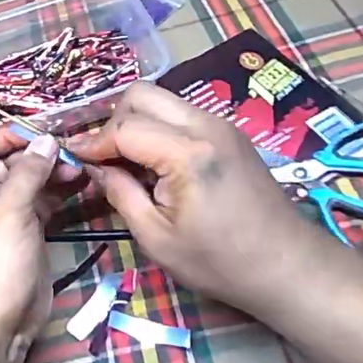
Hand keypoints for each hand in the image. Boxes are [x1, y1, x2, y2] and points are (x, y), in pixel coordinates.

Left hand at [0, 127, 85, 362]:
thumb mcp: (6, 213)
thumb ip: (28, 173)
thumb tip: (47, 140)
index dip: (13, 135)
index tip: (48, 133)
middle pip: (9, 160)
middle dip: (40, 154)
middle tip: (75, 152)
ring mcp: (2, 214)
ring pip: (29, 181)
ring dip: (54, 172)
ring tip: (83, 168)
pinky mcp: (23, 231)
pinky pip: (41, 203)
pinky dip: (59, 193)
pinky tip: (83, 184)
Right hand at [67, 83, 334, 316]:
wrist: (290, 267)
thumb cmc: (219, 261)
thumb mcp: (155, 237)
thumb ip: (119, 193)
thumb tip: (94, 167)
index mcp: (187, 153)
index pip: (124, 127)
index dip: (93, 141)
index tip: (73, 157)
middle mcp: (206, 125)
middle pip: (141, 95)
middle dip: (113, 121)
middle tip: (103, 157)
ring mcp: (221, 125)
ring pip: (161, 99)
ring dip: (135, 122)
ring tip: (125, 161)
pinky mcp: (229, 133)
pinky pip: (180, 114)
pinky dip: (156, 127)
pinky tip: (153, 162)